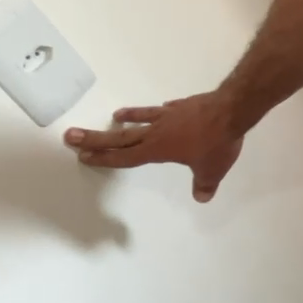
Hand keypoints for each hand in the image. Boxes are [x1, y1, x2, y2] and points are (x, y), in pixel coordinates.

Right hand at [65, 93, 244, 202]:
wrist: (231, 110)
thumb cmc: (217, 142)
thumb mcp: (212, 169)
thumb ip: (204, 184)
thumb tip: (202, 198)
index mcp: (157, 149)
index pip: (124, 157)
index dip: (104, 159)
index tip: (83, 156)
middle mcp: (157, 131)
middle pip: (122, 136)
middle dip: (96, 138)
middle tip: (70, 135)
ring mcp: (170, 115)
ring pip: (143, 116)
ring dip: (128, 117)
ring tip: (116, 116)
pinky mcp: (184, 104)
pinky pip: (168, 107)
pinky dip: (162, 109)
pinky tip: (163, 106)